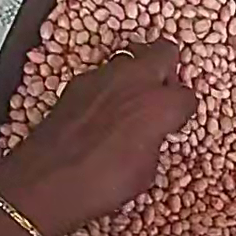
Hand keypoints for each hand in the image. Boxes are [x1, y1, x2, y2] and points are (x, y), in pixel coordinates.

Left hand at [0, 40, 196, 235]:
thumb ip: (154, 142)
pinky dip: (110, 87)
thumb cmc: (101, 183)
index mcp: (159, 105)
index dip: (183, 111)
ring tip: (132, 102)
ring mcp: (103, 76)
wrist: (48, 181)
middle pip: (165, 52)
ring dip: (137, 75)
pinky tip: (105, 112)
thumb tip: (151, 135)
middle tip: (163, 94)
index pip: (187, 97)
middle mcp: (134, 81)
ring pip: (132, 57)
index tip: (177, 121)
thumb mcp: (144, 172)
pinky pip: (104, 74)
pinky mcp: (78, 82)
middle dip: (168, 71)